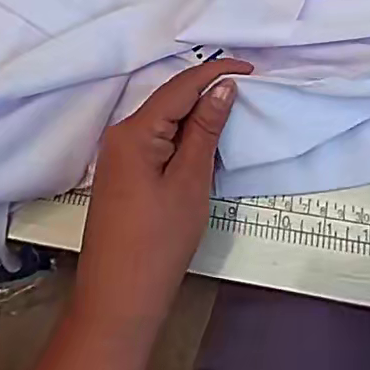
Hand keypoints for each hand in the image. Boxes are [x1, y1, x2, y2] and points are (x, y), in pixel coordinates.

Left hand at [76, 59, 252, 329]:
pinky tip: (202, 141)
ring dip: (195, 114)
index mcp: (134, 130)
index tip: (251, 69)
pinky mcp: (122, 172)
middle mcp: (120, 134)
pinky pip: (155, 139)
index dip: (215, 72)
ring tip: (231, 113)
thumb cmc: (158, 242)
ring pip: (163, 119)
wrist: (118, 300)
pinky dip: (182, 135)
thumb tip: (222, 87)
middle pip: (169, 99)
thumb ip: (205, 130)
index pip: (180, 86)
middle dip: (206, 91)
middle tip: (247, 91)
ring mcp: (117, 154)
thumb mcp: (189, 182)